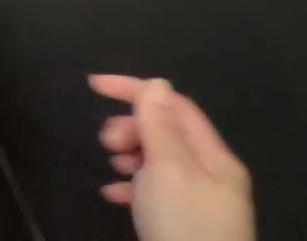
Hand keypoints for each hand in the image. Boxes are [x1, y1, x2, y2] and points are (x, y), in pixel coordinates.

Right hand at [90, 75, 254, 240]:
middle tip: (108, 143)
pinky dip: (130, 184)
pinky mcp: (180, 220)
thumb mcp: (167, 167)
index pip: (173, 105)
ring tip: (114, 168)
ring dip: (128, 154)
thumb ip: (159, 124)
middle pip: (163, 130)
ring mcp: (196, 199)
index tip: (92, 85)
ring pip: (155, 158)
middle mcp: (209, 174)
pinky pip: (150, 188)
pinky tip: (115, 194)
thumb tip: (157, 84)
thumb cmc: (184, 222)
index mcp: (214, 158)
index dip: (135, 89)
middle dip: (129, 127)